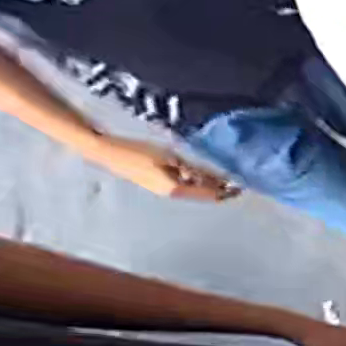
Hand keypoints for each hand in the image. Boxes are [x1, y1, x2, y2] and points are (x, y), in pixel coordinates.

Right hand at [92, 137, 237, 201]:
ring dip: (208, 185)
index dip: (228, 191)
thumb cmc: (137, 151)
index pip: (211, 195)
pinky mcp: (159, 186)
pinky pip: (185, 187)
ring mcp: (165, 192)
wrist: (103, 150)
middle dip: (221, 189)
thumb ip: (195, 169)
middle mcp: (174, 195)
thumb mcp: (170, 157)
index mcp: (178, 190)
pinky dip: (196, 183)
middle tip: (234, 180)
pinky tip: (199, 174)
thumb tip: (219, 177)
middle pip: (205, 196)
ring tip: (220, 176)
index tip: (241, 185)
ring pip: (196, 192)